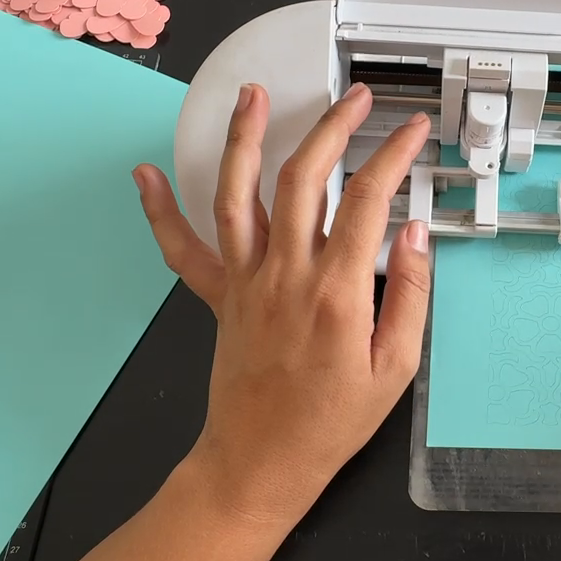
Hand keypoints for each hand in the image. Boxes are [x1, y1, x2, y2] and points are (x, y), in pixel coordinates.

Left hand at [133, 83, 431, 525]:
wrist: (260, 463)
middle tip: (355, 98)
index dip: (395, 155)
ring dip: (245, 139)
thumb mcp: (395, 367)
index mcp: (337, 292)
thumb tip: (414, 233)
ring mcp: (246, 281)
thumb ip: (409, 294)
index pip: (370, 200)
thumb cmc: (330, 422)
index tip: (412, 131)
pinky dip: (161, 210)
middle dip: (332, 126)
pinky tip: (146, 175)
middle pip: (305, 178)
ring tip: (254, 96)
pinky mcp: (219, 296)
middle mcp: (285, 275)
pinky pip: (183, 248)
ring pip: (239, 195)